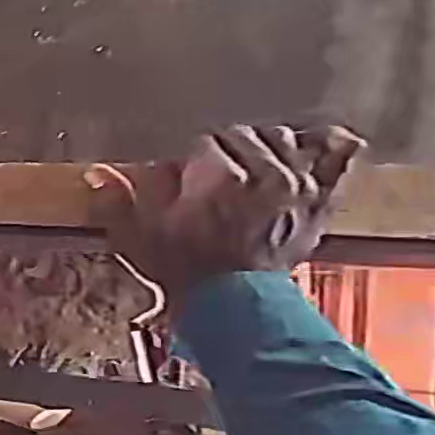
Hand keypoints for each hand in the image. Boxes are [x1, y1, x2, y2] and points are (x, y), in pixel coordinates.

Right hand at [86, 125, 365, 311]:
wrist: (231, 300)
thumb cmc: (182, 265)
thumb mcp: (137, 233)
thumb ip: (119, 198)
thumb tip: (96, 173)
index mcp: (215, 176)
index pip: (201, 141)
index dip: (185, 158)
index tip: (178, 176)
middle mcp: (262, 172)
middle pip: (242, 134)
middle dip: (221, 149)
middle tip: (204, 173)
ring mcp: (298, 184)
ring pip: (283, 138)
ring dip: (261, 145)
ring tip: (244, 163)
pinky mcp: (319, 199)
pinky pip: (338, 154)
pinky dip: (327, 144)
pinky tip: (308, 145)